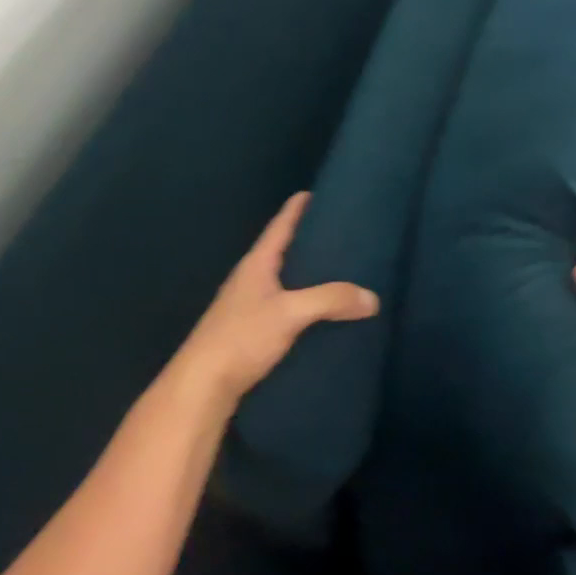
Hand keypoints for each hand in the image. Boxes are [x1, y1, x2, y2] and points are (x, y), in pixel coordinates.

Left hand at [171, 193, 379, 403]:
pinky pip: (283, 307)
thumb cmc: (242, 336)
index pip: (279, 226)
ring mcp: (248, 305)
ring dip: (306, 276)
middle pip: (282, 251)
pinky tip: (321, 315)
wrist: (204, 382)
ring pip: (283, 281)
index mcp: (256, 264)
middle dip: (308, 242)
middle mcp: (250, 279)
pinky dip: (303, 304)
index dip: (296, 209)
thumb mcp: (289, 313)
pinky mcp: (251, 331)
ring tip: (339, 274)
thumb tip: (371, 297)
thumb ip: (329, 300)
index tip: (315, 192)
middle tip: (341, 234)